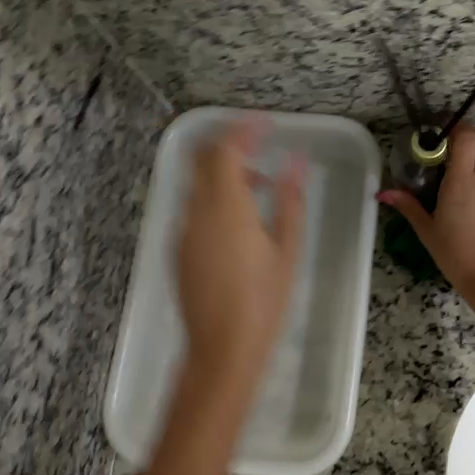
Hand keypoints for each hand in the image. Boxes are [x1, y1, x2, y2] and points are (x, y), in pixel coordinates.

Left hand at [176, 118, 305, 386]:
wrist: (222, 351)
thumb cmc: (264, 301)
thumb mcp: (288, 249)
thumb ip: (290, 199)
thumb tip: (296, 162)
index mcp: (226, 207)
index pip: (225, 149)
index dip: (244, 129)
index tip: (266, 123)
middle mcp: (196, 212)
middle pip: (203, 159)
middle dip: (230, 145)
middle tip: (260, 147)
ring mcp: (182, 231)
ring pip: (196, 183)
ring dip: (223, 173)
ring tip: (258, 187)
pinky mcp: (177, 250)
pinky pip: (192, 207)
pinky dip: (213, 197)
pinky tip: (239, 220)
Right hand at [378, 127, 474, 293]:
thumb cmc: (454, 253)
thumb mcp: (426, 230)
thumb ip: (407, 206)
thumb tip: (383, 193)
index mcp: (460, 180)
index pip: (466, 137)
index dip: (457, 127)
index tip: (442, 129)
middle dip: (470, 136)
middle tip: (451, 147)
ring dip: (474, 168)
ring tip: (456, 192)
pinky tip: (472, 217)